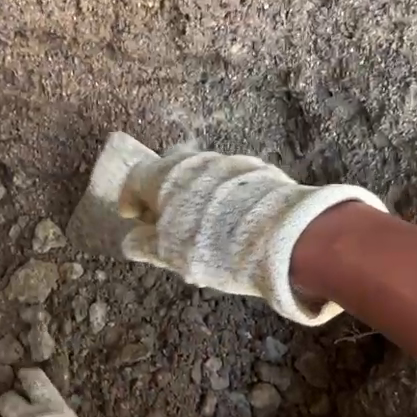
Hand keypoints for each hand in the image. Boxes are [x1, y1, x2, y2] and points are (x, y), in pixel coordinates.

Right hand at [117, 147, 387, 324]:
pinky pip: (227, 182)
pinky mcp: (258, 173)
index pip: (136, 178)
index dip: (130, 199)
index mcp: (166, 177)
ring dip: (192, 195)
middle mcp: (194, 162)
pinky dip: (219, 198)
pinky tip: (229, 223)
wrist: (286, 236)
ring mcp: (228, 164)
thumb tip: (130, 241)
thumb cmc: (215, 246)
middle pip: (169, 171)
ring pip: (200, 175)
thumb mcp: (171, 254)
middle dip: (163, 194)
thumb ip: (146, 245)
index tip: (132, 217)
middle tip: (165, 221)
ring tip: (198, 225)